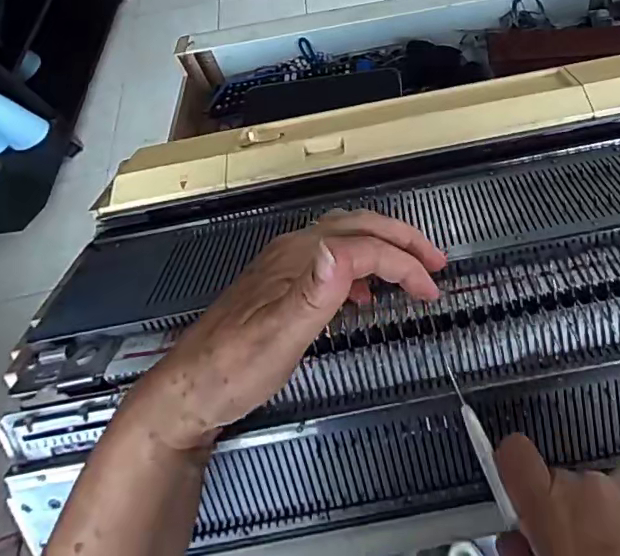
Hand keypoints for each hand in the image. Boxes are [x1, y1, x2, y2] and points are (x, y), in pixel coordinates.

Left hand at [117, 209, 446, 452]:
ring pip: (349, 237)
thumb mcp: (277, 339)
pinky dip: (362, 265)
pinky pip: (335, 257)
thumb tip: (342, 251)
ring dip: (386, 248)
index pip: (366, 247)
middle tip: (435, 262)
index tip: (429, 288)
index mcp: (301, 258)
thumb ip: (314, 293)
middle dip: (404, 240)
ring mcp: (289, 264)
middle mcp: (296, 250)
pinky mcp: (284, 281)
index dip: (404, 264)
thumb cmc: (229, 371)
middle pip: (361, 227)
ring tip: (411, 271)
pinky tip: (364, 292)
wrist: (184, 392)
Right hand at [493, 434, 619, 555]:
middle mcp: (595, 484)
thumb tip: (515, 546)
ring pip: (594, 498)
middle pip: (556, 486)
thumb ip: (523, 554)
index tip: (503, 487)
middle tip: (556, 555)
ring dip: (591, 526)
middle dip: (554, 520)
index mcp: (559, 502)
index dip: (504, 468)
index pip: (513, 453)